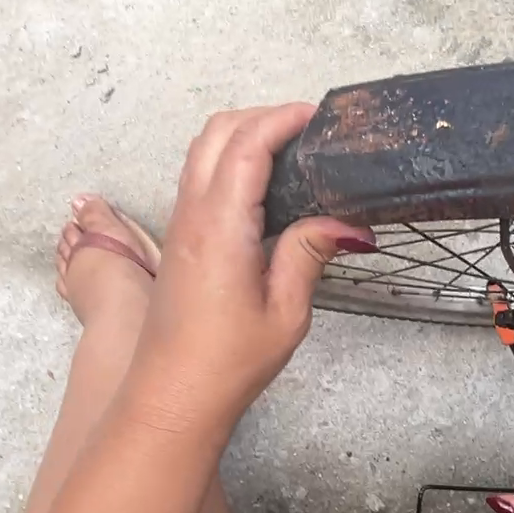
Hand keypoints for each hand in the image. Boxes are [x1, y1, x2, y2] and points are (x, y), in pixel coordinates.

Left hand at [118, 103, 373, 437]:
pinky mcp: (178, 238)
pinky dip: (227, 157)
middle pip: (216, 132)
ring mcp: (179, 224)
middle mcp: (192, 215)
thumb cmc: (227, 362)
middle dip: (261, 116)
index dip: (281, 119)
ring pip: (201, 149)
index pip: (246, 146)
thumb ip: (308, 253)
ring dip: (241, 133)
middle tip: (307, 129)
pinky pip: (197, 175)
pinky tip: (261, 182)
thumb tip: (342, 220)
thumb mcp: (285, 312)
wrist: (170, 397)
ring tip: (288, 148)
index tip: (317, 116)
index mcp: (220, 227)